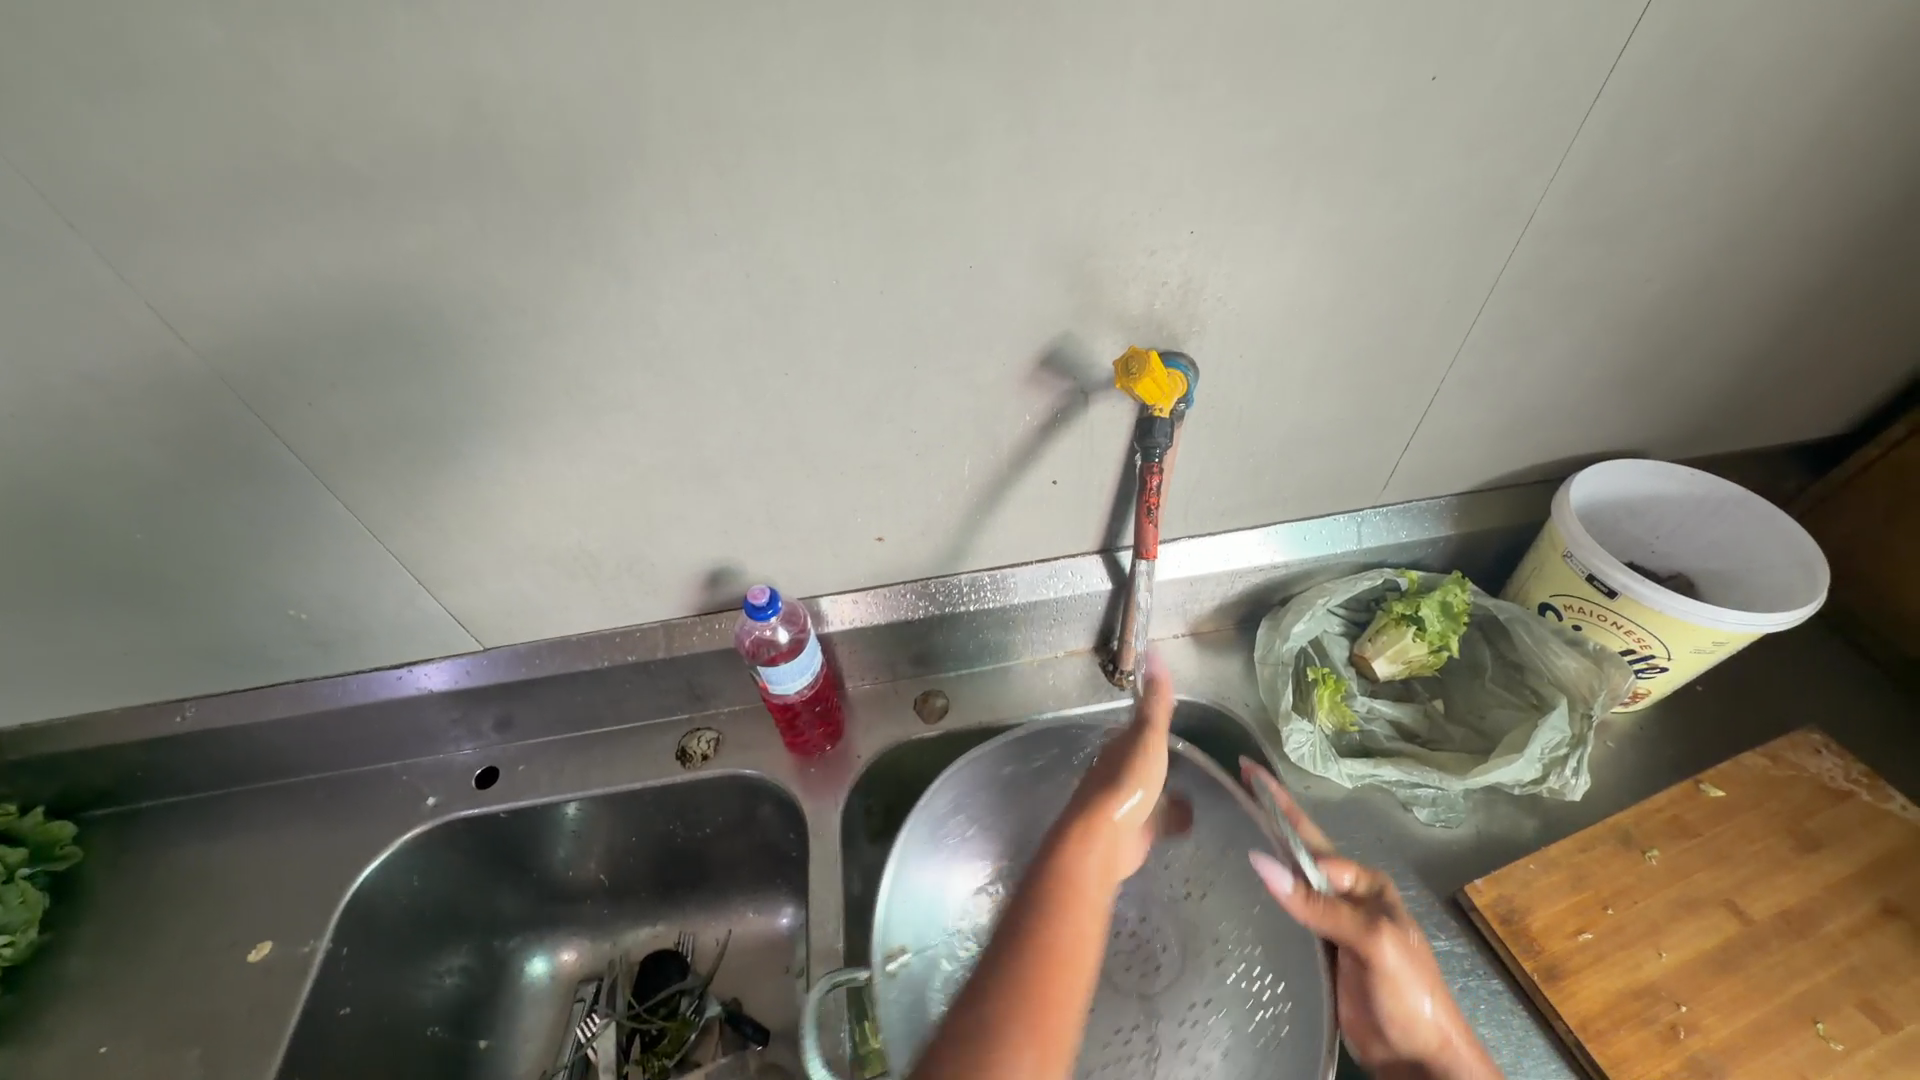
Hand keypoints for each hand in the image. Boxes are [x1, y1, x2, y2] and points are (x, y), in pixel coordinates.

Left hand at [1057, 652, 1179, 887]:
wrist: (1105, 838)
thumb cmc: (1127, 782)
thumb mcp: (1148, 736)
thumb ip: (1155, 703)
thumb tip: (1154, 653)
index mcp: (1118, 747)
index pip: (1134, 729)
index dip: (1149, 724)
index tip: (1166, 720)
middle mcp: (1116, 772)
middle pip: (1139, 761)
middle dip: (1156, 760)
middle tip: (1183, 758)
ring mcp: (1124, 804)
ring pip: (1149, 792)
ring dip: (1164, 791)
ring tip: (1189, 791)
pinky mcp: (1133, 833)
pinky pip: (1156, 821)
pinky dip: (1170, 819)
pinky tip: (1187, 821)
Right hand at [1242, 762, 1501, 1079]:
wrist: (1420, 1059)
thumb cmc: (1408, 993)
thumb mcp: (1370, 939)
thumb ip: (1317, 903)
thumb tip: (1259, 860)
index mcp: (1365, 883)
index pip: (1311, 843)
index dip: (1279, 811)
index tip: (1249, 774)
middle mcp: (1345, 895)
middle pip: (1298, 850)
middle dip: (1270, 814)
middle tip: (1238, 779)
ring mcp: (1329, 923)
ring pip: (1287, 879)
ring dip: (1261, 851)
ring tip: (1224, 822)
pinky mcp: (1315, 950)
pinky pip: (1283, 912)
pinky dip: (1261, 894)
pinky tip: (1236, 885)